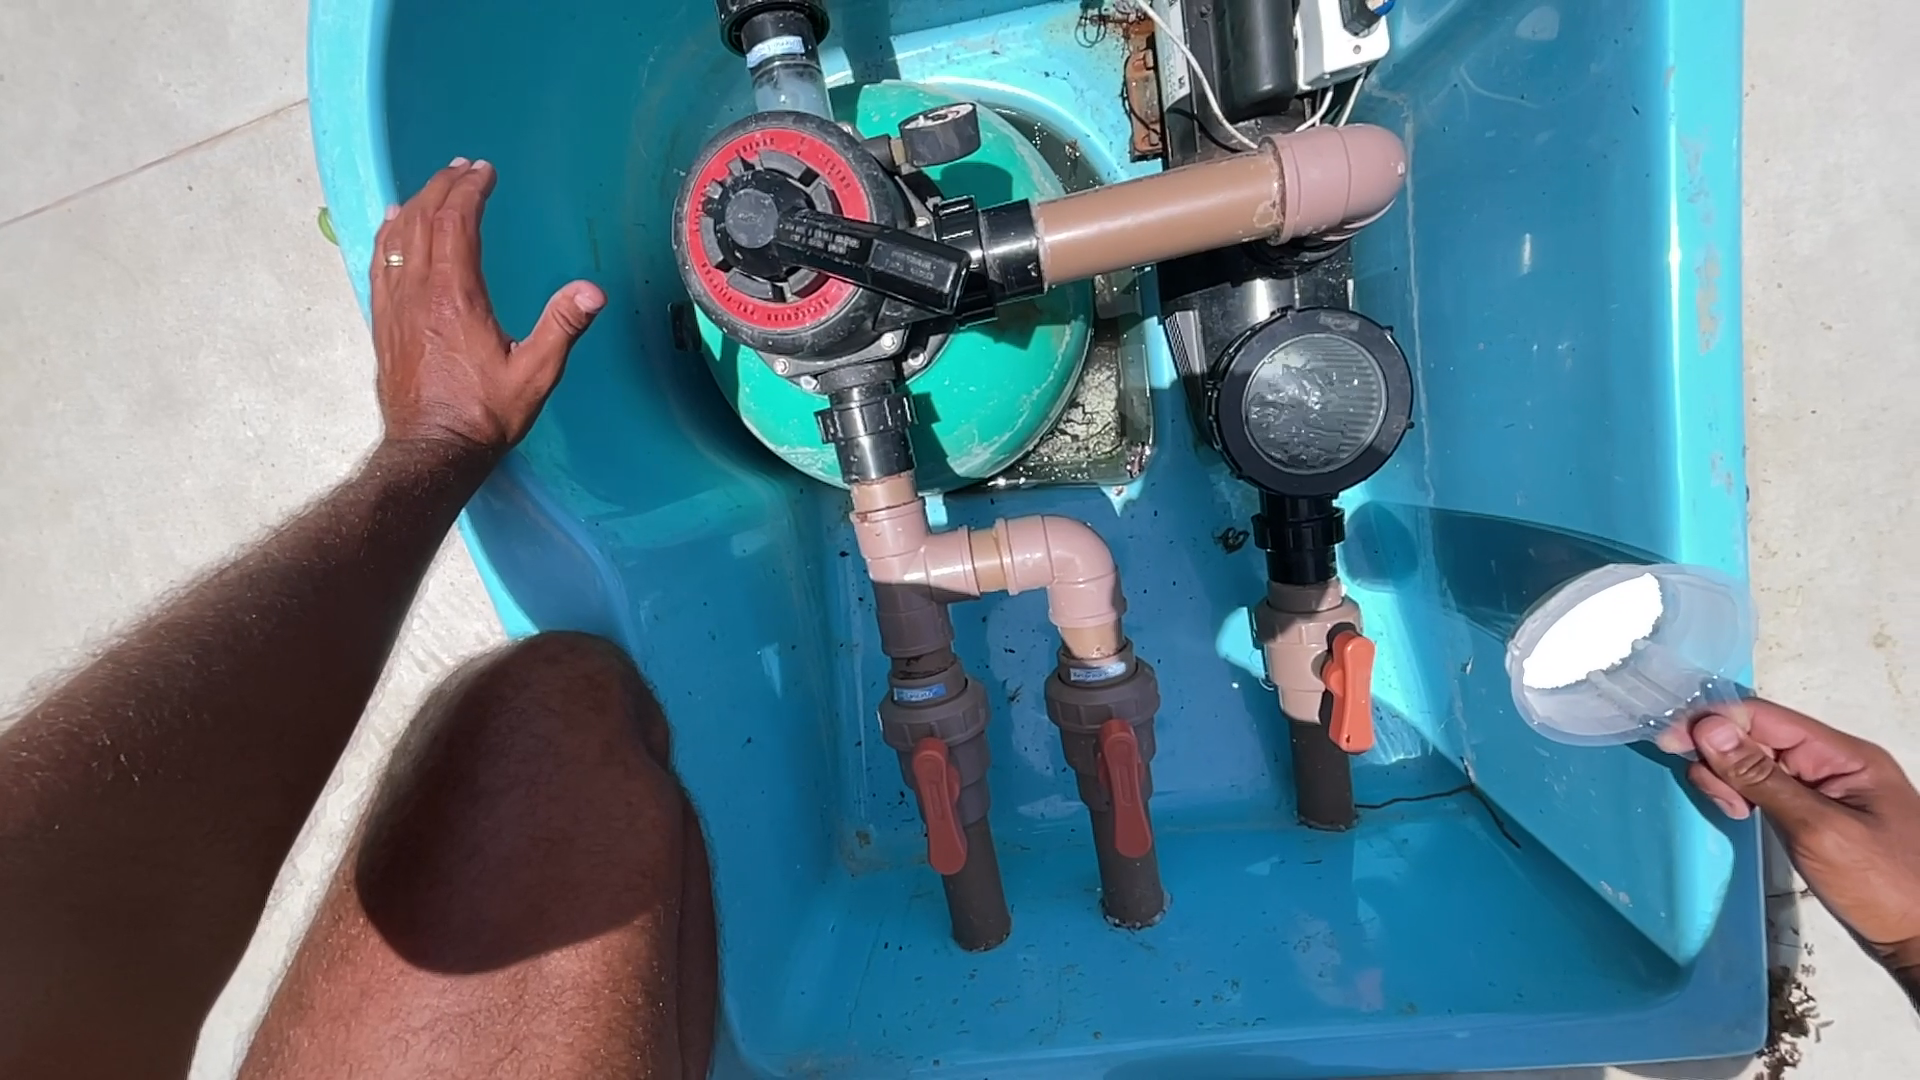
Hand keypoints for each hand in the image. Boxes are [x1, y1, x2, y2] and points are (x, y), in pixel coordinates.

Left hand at [371, 158, 605, 454]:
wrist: (435, 447)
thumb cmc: (487, 412)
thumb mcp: (537, 373)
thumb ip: (562, 326)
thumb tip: (593, 291)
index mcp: (456, 296)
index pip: (456, 224)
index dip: (470, 192)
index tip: (485, 172)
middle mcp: (417, 289)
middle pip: (421, 219)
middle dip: (442, 188)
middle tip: (463, 169)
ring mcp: (393, 303)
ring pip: (395, 234)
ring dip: (415, 203)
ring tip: (433, 188)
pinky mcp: (383, 319)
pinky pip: (379, 259)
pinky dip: (388, 231)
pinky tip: (393, 225)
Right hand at [1686, 700, 1919, 976]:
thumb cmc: (1886, 884)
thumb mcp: (1817, 828)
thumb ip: (1759, 776)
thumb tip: (1705, 727)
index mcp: (1841, 755)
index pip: (1759, 715)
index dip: (1710, 723)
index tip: (1670, 745)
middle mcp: (1825, 760)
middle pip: (1746, 734)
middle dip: (1717, 758)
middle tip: (1720, 798)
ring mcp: (1813, 783)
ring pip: (1741, 757)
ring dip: (1723, 779)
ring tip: (1735, 811)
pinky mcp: (1800, 803)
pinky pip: (1751, 780)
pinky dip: (1733, 792)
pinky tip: (1740, 813)